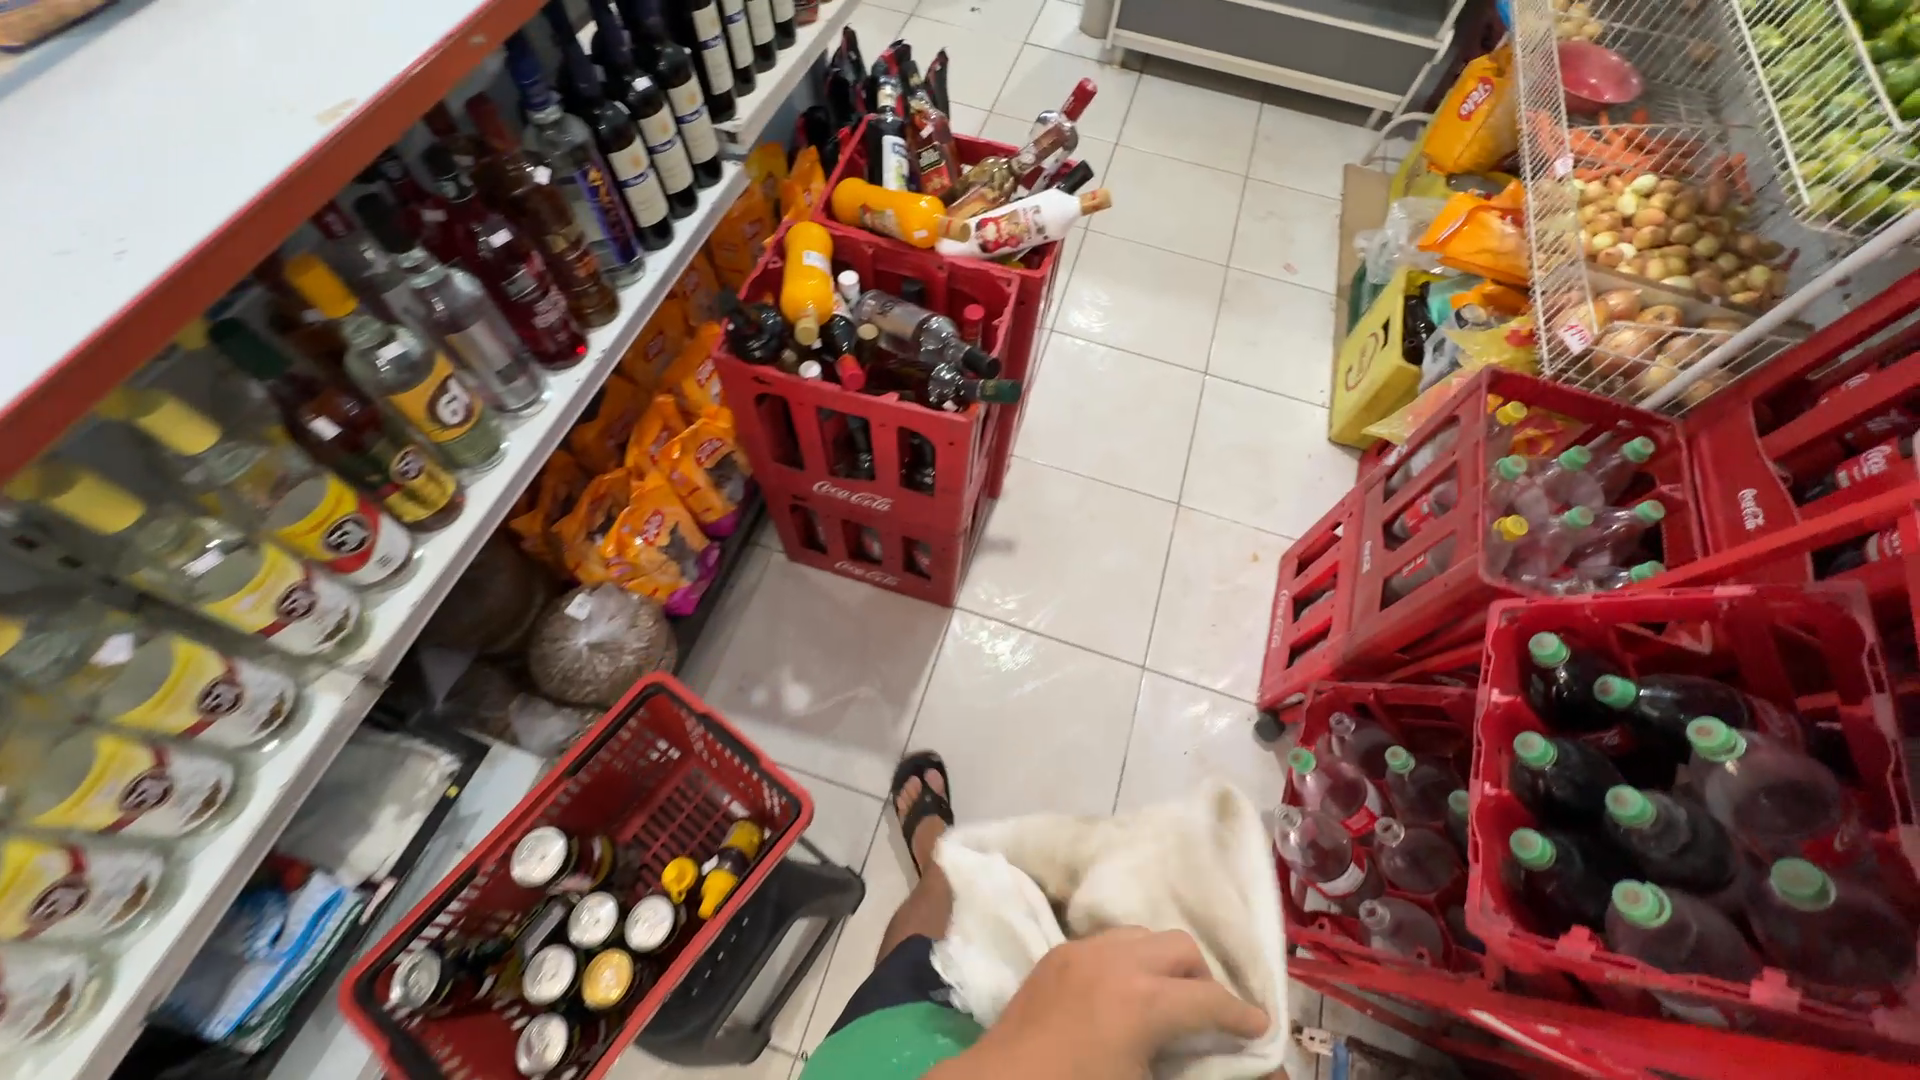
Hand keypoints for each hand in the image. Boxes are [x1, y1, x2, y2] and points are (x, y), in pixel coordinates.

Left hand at [933, 928, 1271, 1079]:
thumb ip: (1182, 1064)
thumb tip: (1209, 1057)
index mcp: (1143, 1002)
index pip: (1209, 1000)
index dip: (1241, 1017)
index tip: (1258, 1027)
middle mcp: (1116, 961)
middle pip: (1180, 947)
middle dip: (1202, 978)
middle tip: (1208, 1014)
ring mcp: (1082, 952)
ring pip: (1142, 935)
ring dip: (1162, 962)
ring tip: (1164, 999)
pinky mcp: (1056, 954)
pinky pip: (1107, 941)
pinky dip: (1128, 959)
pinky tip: (1122, 991)